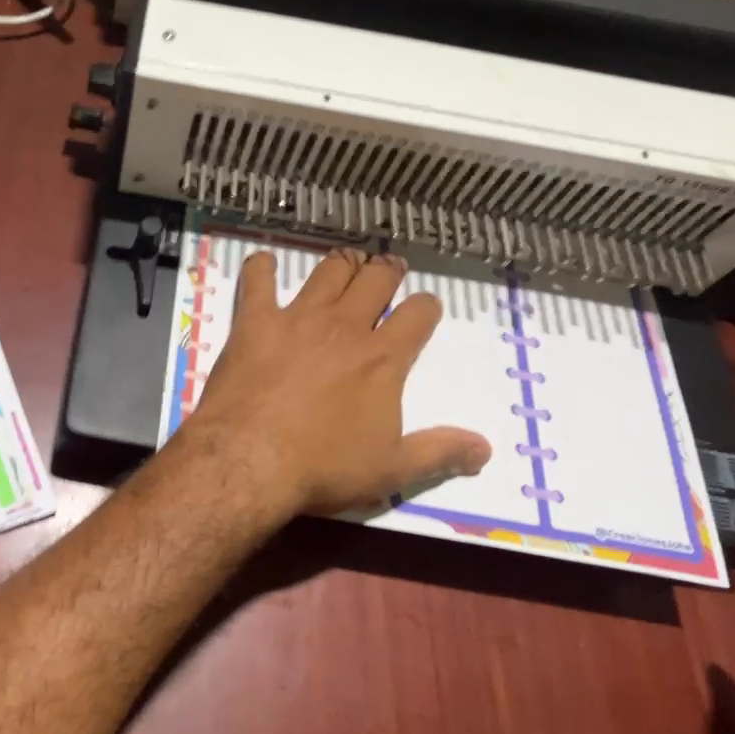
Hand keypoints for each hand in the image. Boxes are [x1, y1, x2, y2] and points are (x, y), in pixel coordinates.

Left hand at [176, 247, 490, 523]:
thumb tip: (485, 449)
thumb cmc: (322, 468)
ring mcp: (297, 320)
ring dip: (341, 265)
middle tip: (387, 270)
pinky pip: (257, 280)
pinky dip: (260, 267)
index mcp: (382, 359)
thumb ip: (438, 454)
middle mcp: (344, 328)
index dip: (425, 307)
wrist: (249, 460)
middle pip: (375, 280)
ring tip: (345, 263)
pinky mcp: (253, 323)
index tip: (423, 308)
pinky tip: (263, 262)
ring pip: (327, 273)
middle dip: (386, 271)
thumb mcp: (390, 471)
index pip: (418, 314)